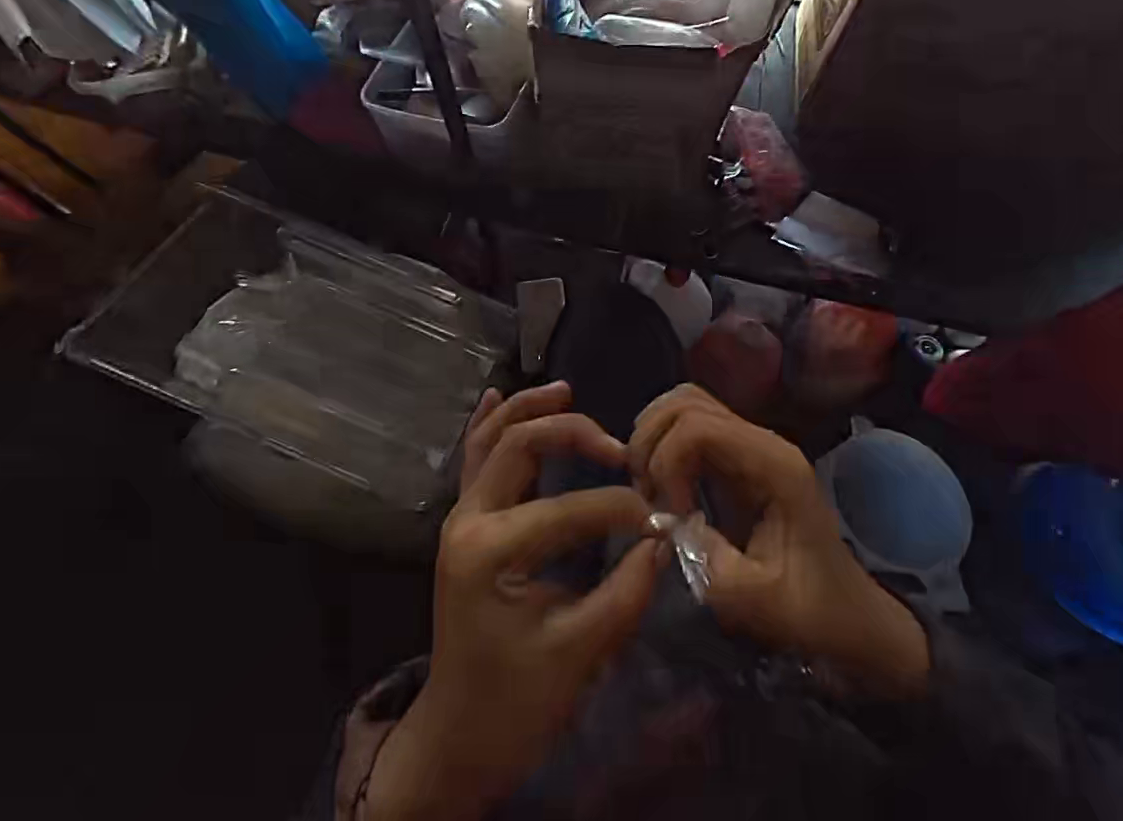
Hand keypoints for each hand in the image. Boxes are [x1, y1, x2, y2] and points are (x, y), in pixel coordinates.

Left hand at [365, 382, 662, 820]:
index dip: (620, 509)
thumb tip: (663, 539)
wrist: (459, 734)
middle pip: (518, 445)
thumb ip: (625, 592)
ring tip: (565, 390)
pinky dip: (488, 424)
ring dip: (527, 411)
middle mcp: (467, 520)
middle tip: (617, 447)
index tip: (659, 522)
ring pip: (490, 441)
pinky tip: (498, 395)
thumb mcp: (579, 653)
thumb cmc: (516, 702)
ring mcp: (460, 518)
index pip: (568, 509)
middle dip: (571, 433)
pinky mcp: (464, 525)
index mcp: (490, 551)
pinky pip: (474, 460)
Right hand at [630, 385, 929, 697]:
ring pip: (683, 407)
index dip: (668, 464)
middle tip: (648, 494)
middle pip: (685, 403)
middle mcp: (762, 442)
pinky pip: (686, 428)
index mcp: (775, 466)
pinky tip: (660, 488)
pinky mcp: (735, 458)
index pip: (698, 427)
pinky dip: (661, 448)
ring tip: (651, 489)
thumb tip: (662, 523)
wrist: (845, 614)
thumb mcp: (756, 600)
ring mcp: (748, 446)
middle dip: (651, 444)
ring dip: (652, 441)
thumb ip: (706, 561)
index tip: (673, 515)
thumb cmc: (808, 608)